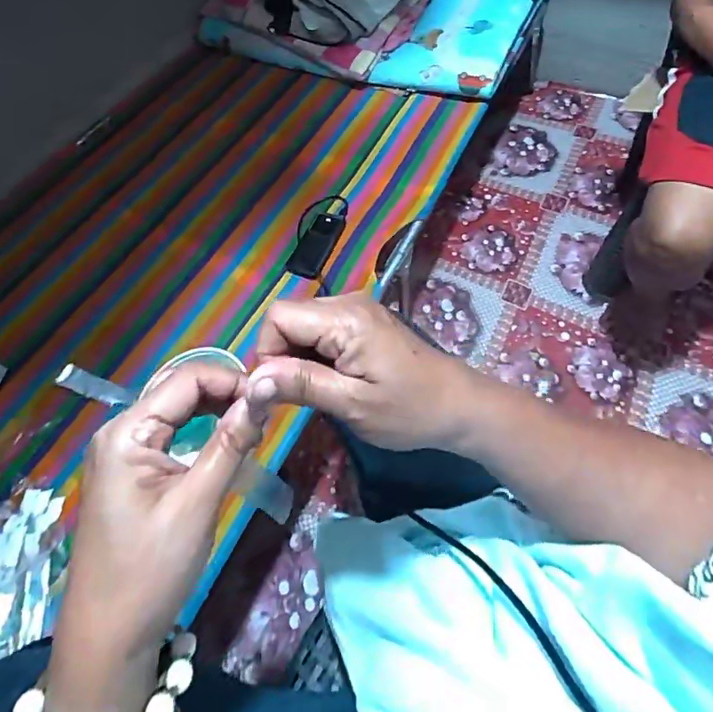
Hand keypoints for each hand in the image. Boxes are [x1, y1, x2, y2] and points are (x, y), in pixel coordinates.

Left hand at [47, 363, 262, 711]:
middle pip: (181, 392)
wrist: (107, 640)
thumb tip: (264, 393)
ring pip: (178, 414)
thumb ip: (231, 444)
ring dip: (216, 415)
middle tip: (265, 418)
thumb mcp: (197, 503)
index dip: (231, 380)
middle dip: (225, 396)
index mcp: (127, 431)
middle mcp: (120, 431)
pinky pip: (171, 437)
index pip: (187, 379)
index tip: (270, 399)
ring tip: (252, 431)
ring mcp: (122, 452)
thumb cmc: (150, 570)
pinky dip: (201, 436)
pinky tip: (225, 448)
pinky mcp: (130, 473)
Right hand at [245, 292, 491, 452]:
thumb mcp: (352, 405)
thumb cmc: (409, 410)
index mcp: (344, 318)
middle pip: (288, 317)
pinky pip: (321, 327)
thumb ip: (302, 385)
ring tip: (322, 388)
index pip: (277, 317)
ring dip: (299, 355)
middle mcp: (347, 301)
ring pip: (302, 322)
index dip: (269, 352)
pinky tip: (334, 377)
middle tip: (302, 393)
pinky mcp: (363, 318)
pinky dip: (316, 352)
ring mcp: (356, 307)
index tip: (283, 388)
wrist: (459, 405)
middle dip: (283, 354)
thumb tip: (253, 381)